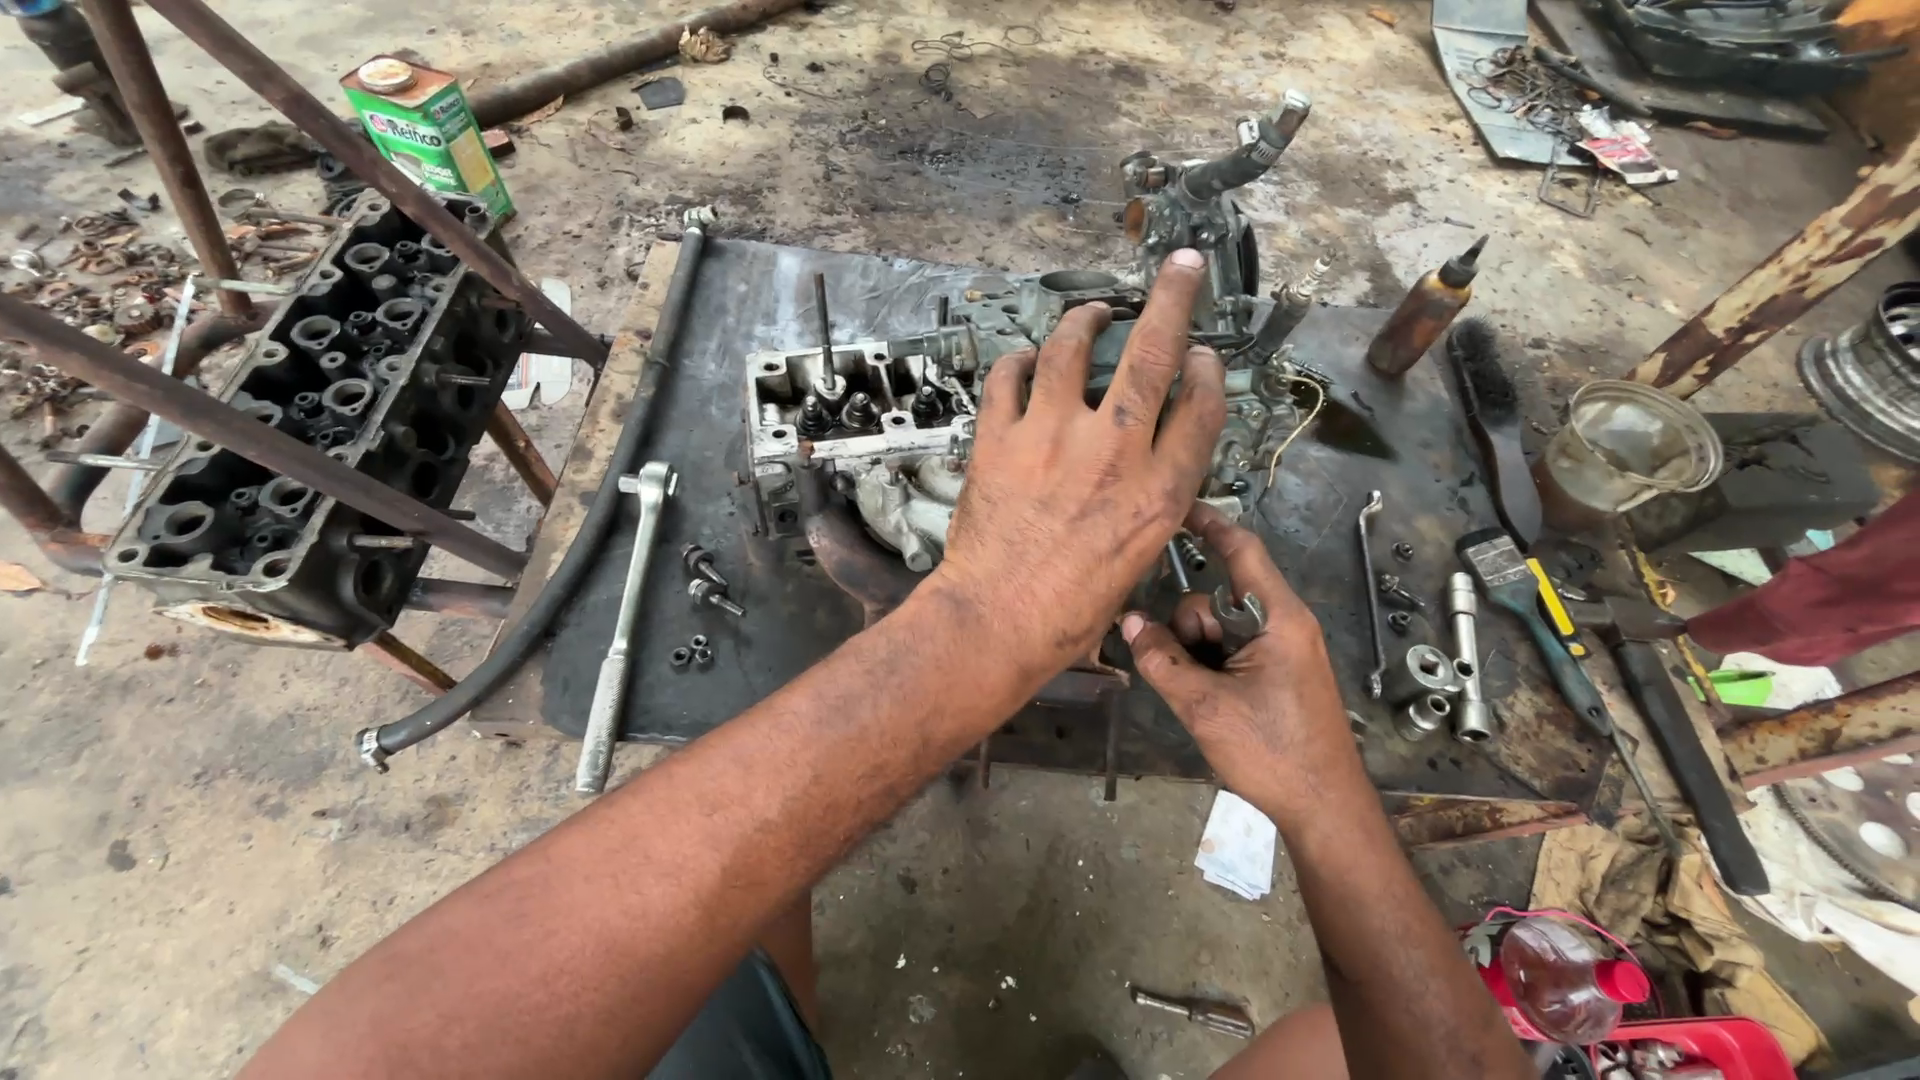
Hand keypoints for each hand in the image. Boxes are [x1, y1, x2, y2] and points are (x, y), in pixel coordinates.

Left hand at [925, 249, 1225, 683]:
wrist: (999, 620)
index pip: (1201, 407)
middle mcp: (1114, 452)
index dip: (1206, 372)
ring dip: (1085, 321)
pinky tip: (1023, 360)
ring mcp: (1052, 438)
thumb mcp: (1139, 557)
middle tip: (1180, 268)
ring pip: (1071, 350)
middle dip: (1172, 300)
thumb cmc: (1074, 609)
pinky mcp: (1000, 439)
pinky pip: (1008, 379)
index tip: (1202, 356)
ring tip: (1092, 314)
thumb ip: (1152, 499)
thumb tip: (1146, 458)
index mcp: (1160, 490)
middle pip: (1153, 356)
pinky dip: (1016, 362)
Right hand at [1120, 502, 1363, 819]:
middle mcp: (1281, 625)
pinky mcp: (1274, 675)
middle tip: (1189, 671)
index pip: (1242, 551)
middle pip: (1215, 599)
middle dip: (1189, 627)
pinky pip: (1227, 652)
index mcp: (1278, 618)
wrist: (1324, 808)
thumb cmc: (1273, 752)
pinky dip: (1207, 667)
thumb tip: (1129, 623)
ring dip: (1195, 653)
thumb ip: (1163, 660)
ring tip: (1203, 697)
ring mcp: (1279, 652)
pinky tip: (1208, 701)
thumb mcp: (1205, 706)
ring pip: (1216, 630)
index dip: (1209, 524)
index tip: (1176, 507)